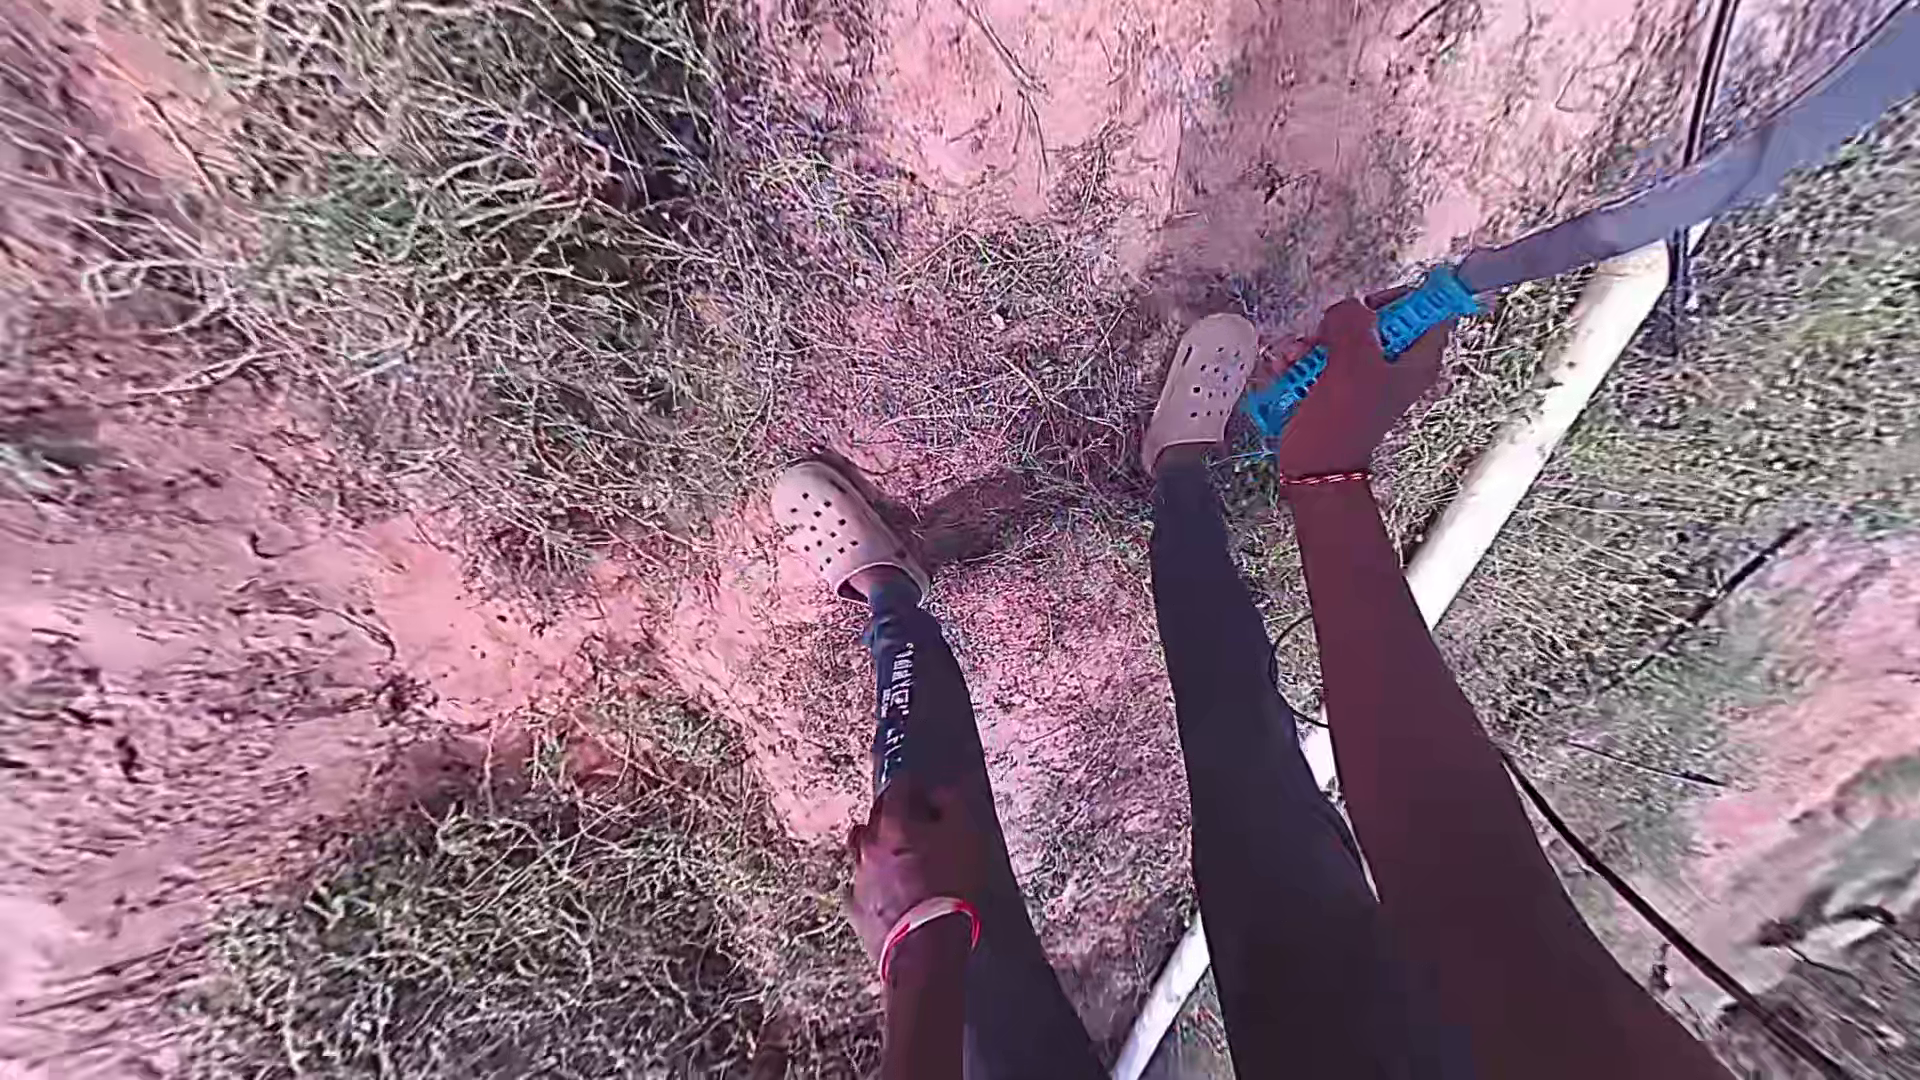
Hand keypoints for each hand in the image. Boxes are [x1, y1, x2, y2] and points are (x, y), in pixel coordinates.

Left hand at [845, 778, 982, 960]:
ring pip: (861, 846)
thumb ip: (953, 802)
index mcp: (893, 821)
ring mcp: (858, 876)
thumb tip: (939, 793)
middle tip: (916, 819)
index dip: (916, 784)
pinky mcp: (856, 908)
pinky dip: (871, 881)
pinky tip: (884, 887)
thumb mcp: (966, 832)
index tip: (926, 790)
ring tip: (898, 851)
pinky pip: (859, 885)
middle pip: (877, 813)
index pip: (899, 785)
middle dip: (895, 810)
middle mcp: (868, 843)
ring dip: (877, 843)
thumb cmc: (950, 884)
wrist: (927, 948)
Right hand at [1272, 293, 1451, 477]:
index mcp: (1416, 360)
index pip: (1428, 309)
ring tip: (1294, 358)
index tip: (1367, 305)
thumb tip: (1345, 307)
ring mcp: (1361, 379)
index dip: (1400, 298)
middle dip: (1340, 326)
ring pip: (1340, 342)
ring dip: (1312, 345)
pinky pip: (1318, 363)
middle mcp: (1393, 367)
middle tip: (1322, 337)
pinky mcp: (1333, 391)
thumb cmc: (1340, 423)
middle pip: (1375, 323)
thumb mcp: (1352, 366)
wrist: (1312, 467)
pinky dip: (1300, 363)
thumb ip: (1353, 325)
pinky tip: (1286, 370)